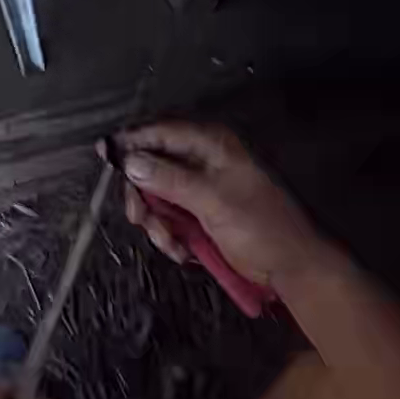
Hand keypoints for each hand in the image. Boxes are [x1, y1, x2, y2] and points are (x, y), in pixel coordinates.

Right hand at [116, 121, 327, 291]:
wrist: (296, 267)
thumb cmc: (261, 226)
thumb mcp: (213, 201)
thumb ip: (169, 179)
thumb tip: (130, 161)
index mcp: (211, 142)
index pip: (161, 131)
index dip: (131, 140)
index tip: (103, 151)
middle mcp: (203, 157)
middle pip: (153, 163)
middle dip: (143, 193)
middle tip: (140, 218)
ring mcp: (202, 184)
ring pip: (158, 192)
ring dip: (157, 219)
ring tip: (170, 242)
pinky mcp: (202, 209)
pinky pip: (170, 213)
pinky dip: (169, 232)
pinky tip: (182, 250)